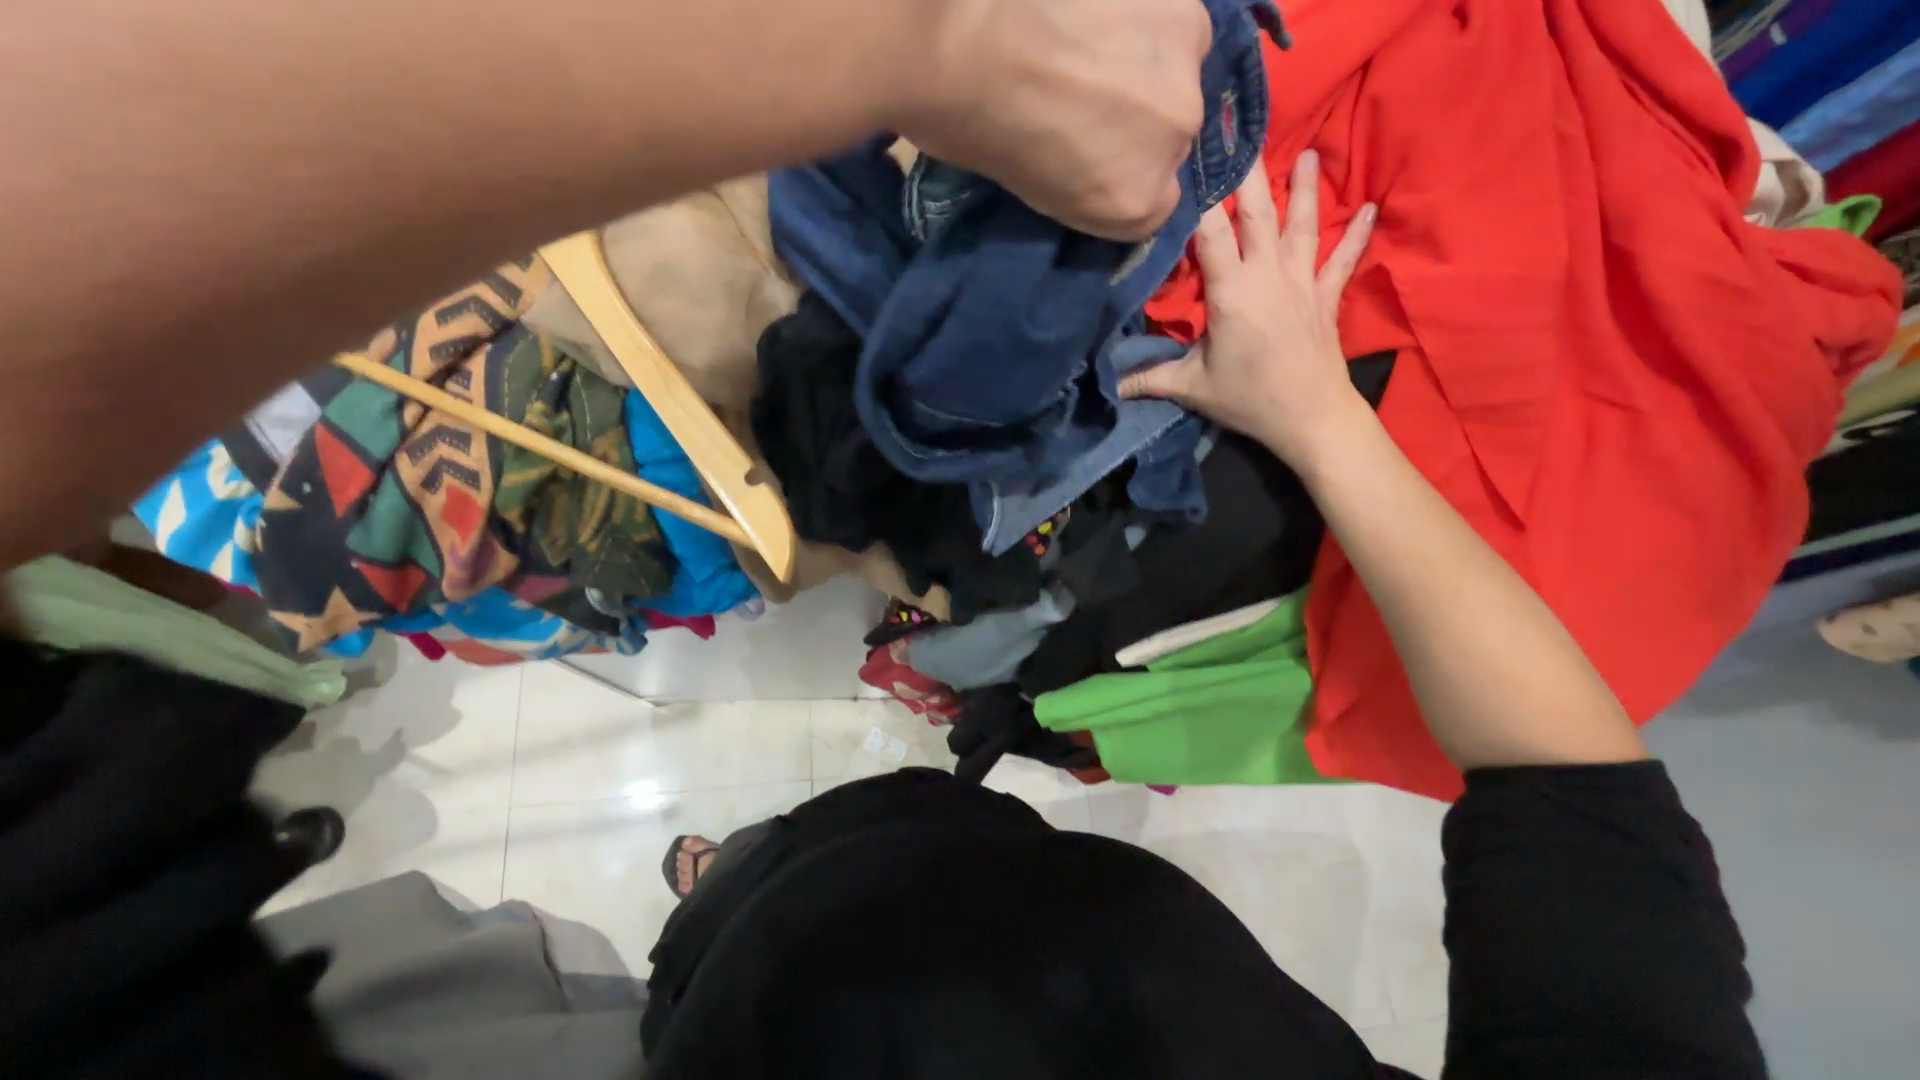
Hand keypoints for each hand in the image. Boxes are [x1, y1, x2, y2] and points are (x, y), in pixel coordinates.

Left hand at [896, 0, 1210, 240]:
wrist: (955, 36)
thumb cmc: (969, 127)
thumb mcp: (1030, 188)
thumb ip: (1083, 180)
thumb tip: (1085, 150)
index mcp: (1138, 203)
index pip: (1156, 201)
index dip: (1119, 172)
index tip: (1084, 150)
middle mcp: (1178, 136)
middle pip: (1172, 131)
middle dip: (1135, 116)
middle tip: (1079, 89)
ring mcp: (1186, 61)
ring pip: (1178, 64)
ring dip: (1142, 57)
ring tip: (1082, 40)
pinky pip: (1168, 12)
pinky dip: (1136, 10)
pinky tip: (1088, 7)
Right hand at [1120, 150, 1377, 465]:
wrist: (1312, 418)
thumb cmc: (1249, 400)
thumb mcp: (1192, 387)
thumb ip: (1149, 379)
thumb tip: (1107, 383)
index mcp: (1231, 292)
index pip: (1210, 233)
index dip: (1198, 196)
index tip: (1189, 160)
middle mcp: (1267, 276)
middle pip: (1256, 214)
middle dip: (1246, 172)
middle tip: (1242, 130)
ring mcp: (1300, 283)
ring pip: (1300, 226)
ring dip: (1302, 189)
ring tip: (1306, 152)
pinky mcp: (1324, 299)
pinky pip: (1341, 262)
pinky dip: (1355, 237)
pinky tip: (1369, 209)